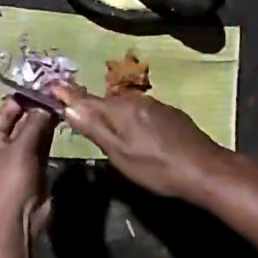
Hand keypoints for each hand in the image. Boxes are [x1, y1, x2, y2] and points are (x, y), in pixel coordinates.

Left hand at [0, 99, 56, 234]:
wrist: (18, 219)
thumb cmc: (12, 180)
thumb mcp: (21, 148)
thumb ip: (33, 125)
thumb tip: (45, 105)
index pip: (6, 110)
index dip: (23, 98)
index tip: (43, 86)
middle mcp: (4, 145)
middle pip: (21, 121)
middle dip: (37, 109)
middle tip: (59, 93)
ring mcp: (20, 157)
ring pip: (33, 133)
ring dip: (46, 121)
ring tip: (63, 104)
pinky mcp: (35, 168)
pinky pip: (42, 147)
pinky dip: (50, 136)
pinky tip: (62, 124)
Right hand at [50, 84, 228, 199]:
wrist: (207, 171)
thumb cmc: (156, 167)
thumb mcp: (119, 153)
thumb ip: (93, 128)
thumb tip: (67, 106)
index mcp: (117, 109)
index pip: (83, 99)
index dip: (66, 94)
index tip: (49, 86)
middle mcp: (133, 100)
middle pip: (103, 103)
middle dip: (88, 107)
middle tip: (74, 116)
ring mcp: (153, 105)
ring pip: (122, 107)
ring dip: (111, 115)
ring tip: (104, 128)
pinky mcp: (169, 114)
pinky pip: (138, 112)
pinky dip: (129, 119)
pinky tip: (135, 135)